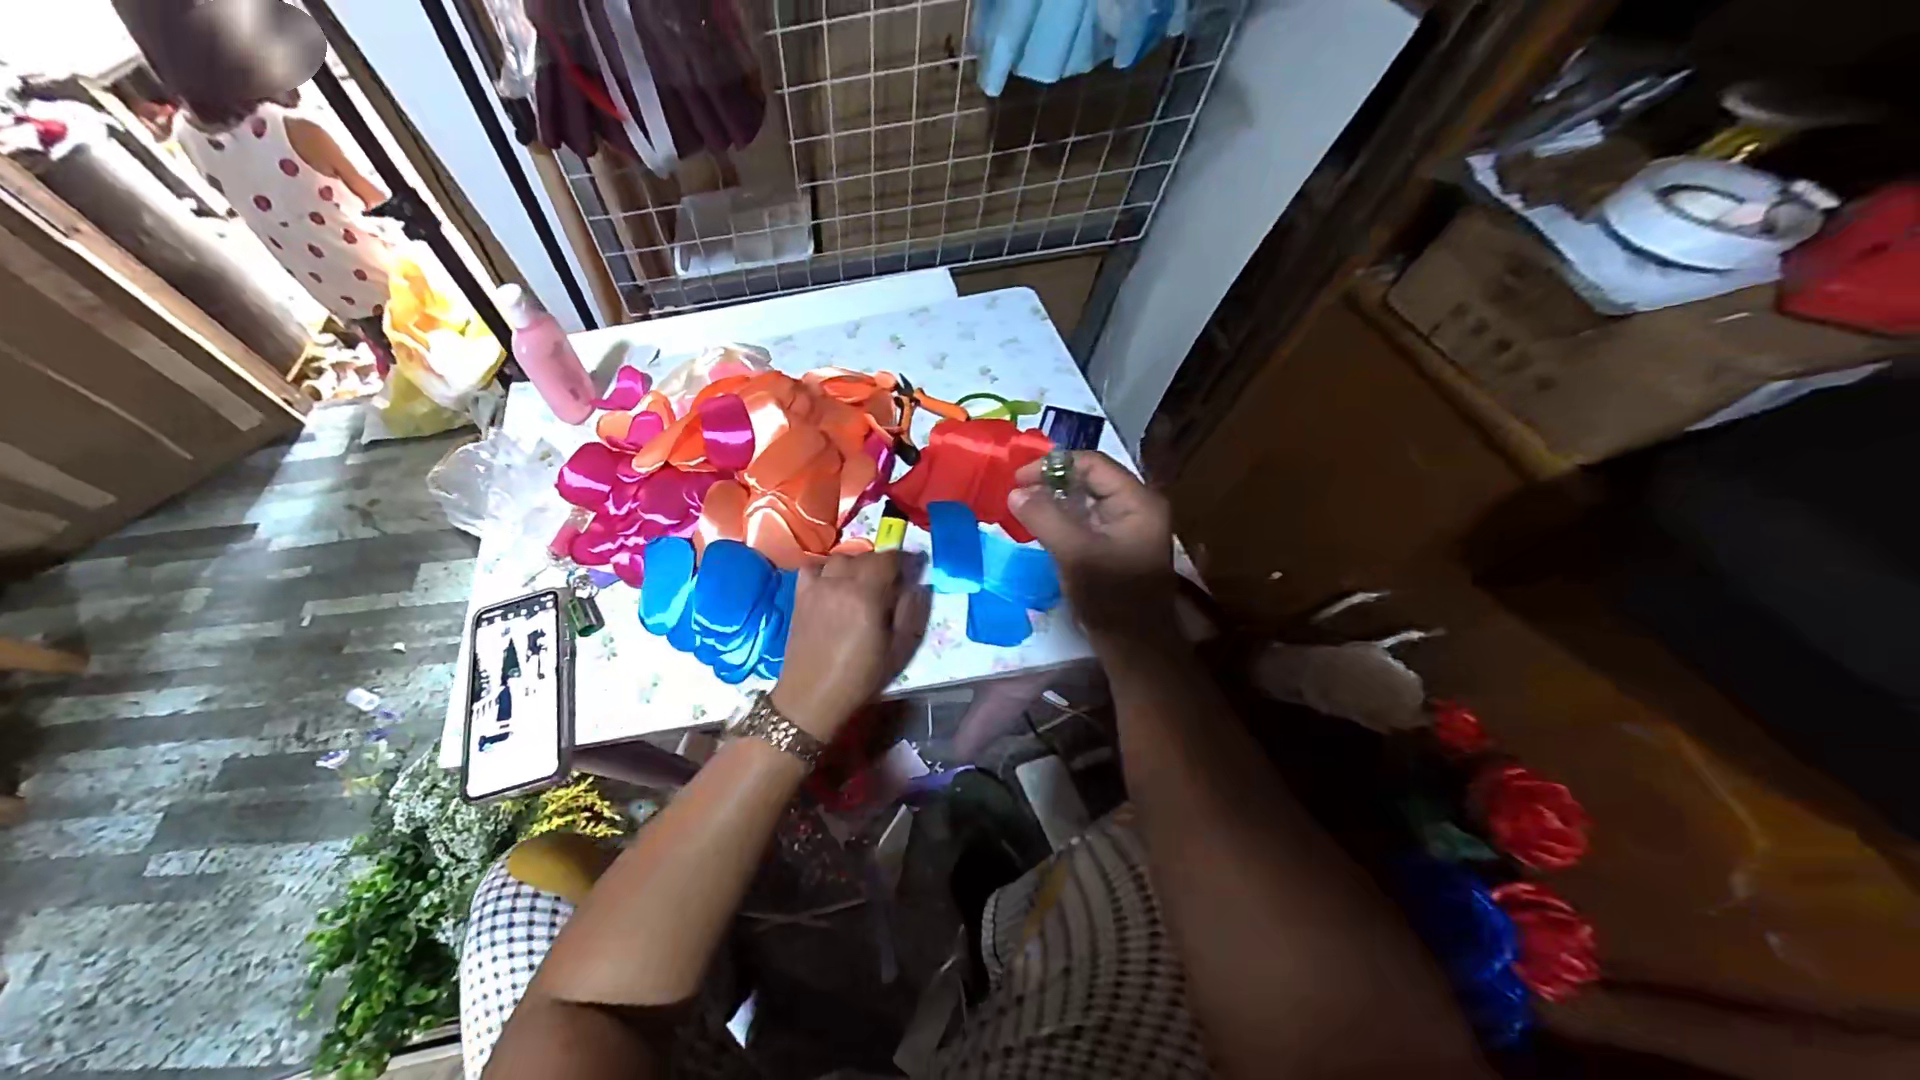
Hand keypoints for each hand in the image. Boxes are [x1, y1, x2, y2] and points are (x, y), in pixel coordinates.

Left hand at [772, 551, 930, 740]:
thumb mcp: (898, 650)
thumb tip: (917, 585)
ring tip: (862, 583)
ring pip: (840, 558)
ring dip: (855, 565)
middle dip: (882, 564)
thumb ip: (911, 612)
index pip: (889, 559)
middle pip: (865, 556)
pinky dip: (826, 570)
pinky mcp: (800, 596)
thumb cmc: (860, 678)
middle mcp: (840, 583)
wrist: (811, 697)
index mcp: (867, 595)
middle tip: (891, 583)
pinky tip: (833, 585)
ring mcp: (817, 587)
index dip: (905, 560)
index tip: (914, 570)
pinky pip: (813, 568)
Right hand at [1008, 451, 1175, 643]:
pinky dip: (1063, 519)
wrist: (1135, 646)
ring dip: (1055, 500)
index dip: (1052, 465)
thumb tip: (1016, 492)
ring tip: (1024, 508)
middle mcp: (1138, 506)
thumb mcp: (1075, 554)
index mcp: (1138, 501)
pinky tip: (1041, 527)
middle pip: (1090, 479)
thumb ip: (1045, 518)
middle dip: (1052, 482)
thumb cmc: (1111, 596)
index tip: (1018, 480)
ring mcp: (1129, 527)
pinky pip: (1086, 520)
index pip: (1092, 463)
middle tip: (1018, 493)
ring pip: (1086, 500)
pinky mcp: (1117, 545)